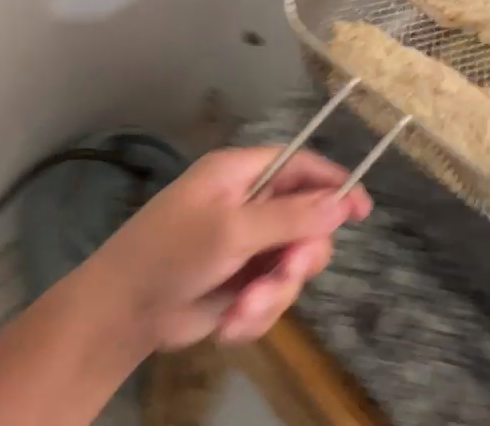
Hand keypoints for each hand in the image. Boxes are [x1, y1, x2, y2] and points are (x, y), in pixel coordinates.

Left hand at [77, 146, 371, 349]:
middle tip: (283, 273)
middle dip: (296, 258)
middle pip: (305, 223)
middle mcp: (245, 205)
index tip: (362, 211)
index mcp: (238, 175)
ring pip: (292, 268)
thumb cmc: (171, 252)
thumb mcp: (231, 231)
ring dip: (271, 296)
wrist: (128, 310)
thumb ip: (288, 218)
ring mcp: (245, 246)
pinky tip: (228, 323)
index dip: (332, 184)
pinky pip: (273, 298)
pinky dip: (255, 315)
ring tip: (241, 309)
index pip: (298, 166)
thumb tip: (341, 201)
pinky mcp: (241, 284)